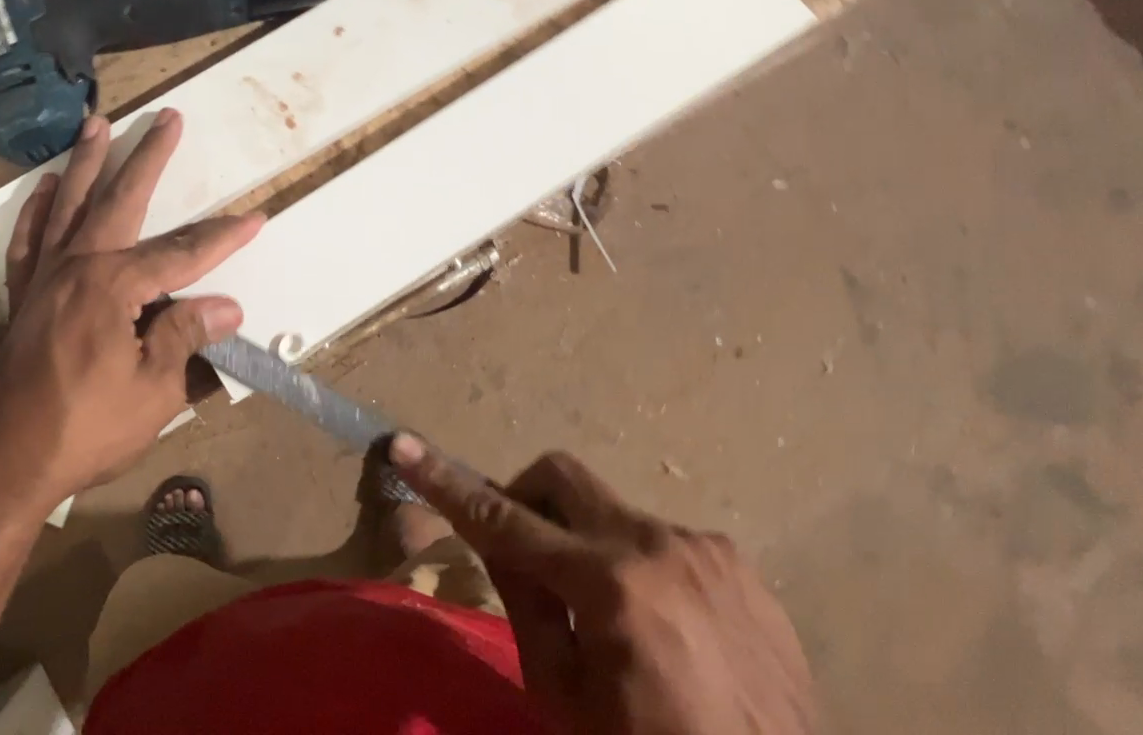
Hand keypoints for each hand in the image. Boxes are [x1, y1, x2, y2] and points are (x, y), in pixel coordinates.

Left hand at [0, 109, 263, 513]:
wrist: (5, 459)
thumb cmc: (86, 429)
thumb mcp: (153, 391)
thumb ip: (186, 338)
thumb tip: (227, 306)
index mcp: (113, 287)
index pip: (180, 253)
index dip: (220, 237)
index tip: (254, 218)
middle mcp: (76, 267)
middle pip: (120, 201)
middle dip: (148, 159)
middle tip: (167, 119)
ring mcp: (44, 277)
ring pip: (68, 205)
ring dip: (87, 163)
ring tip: (98, 124)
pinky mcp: (23, 295)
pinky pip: (29, 239)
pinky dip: (38, 209)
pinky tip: (46, 187)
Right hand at [389, 436, 815, 734]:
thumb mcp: (563, 696)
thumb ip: (526, 606)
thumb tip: (505, 546)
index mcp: (607, 583)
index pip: (503, 520)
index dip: (445, 483)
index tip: (403, 446)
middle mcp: (656, 544)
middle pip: (561, 476)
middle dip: (527, 501)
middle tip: (528, 558)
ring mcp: (705, 548)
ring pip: (613, 512)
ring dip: (590, 545)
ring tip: (613, 617)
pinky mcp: (740, 564)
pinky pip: (664, 540)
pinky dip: (639, 565)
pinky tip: (663, 625)